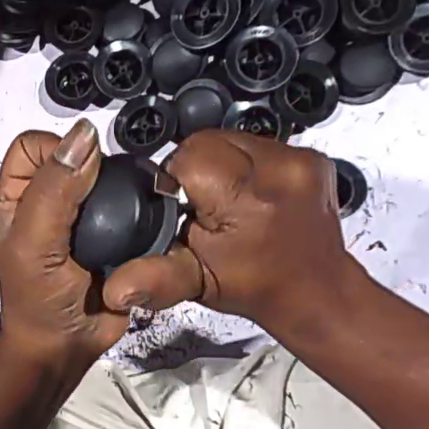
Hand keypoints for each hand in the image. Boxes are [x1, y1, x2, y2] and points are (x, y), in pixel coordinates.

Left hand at [0, 120, 193, 368]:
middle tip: (104, 203)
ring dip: (121, 189)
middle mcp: (48, 200)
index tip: (77, 179)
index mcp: (17, 197)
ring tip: (123, 215)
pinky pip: (131, 205)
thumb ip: (54, 190)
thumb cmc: (38, 299)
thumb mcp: (34, 243)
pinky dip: (138, 208)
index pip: (35, 144)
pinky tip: (138, 223)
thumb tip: (85, 136)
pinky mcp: (113, 232)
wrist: (69, 345)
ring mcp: (82, 217)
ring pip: (107, 178)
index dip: (57, 151)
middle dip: (94, 168)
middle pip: (75, 155)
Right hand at [125, 129, 373, 336]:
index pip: (189, 154)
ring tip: (228, 202)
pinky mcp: (311, 157)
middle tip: (205, 208)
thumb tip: (115, 288)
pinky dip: (248, 166)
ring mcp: (299, 161)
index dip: (176, 179)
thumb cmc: (256, 286)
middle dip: (197, 170)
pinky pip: (261, 145)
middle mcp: (279, 170)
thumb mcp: (195, 282)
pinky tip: (251, 196)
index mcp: (246, 198)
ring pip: (234, 138)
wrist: (313, 291)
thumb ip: (153, 277)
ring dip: (223, 166)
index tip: (185, 207)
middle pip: (210, 140)